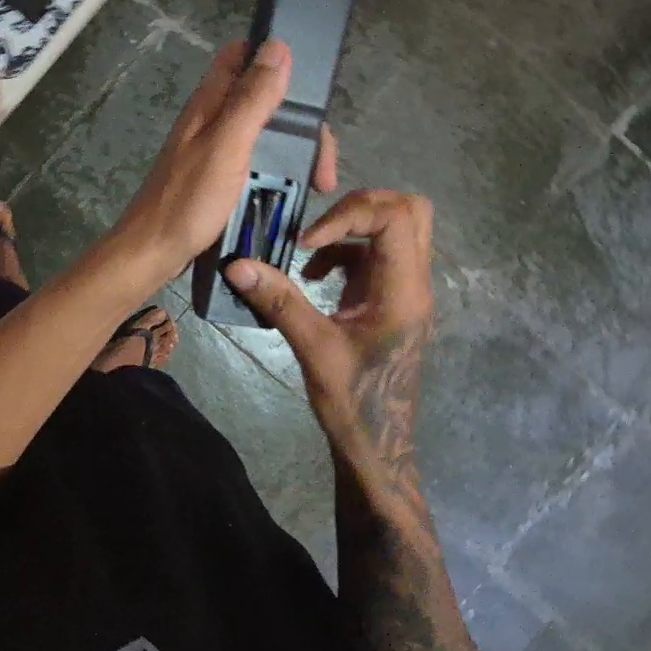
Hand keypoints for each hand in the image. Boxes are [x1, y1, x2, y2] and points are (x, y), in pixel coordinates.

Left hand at [109, 39, 338, 284]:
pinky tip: (293, 190)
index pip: (239, 56)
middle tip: (325, 162)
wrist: (154, 252)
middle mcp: (210, 120)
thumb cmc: (188, 201)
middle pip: (262, 99)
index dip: (272, 56)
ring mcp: (213, 150)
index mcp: (209, 104)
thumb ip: (252, 98)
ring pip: (263, 133)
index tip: (309, 82)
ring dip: (295, 149)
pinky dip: (279, 170)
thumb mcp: (227, 145)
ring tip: (319, 182)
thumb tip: (278, 47)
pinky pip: (256, 162)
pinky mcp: (217, 178)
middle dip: (299, 119)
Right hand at [223, 190, 433, 447]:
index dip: (350, 215)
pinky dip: (346, 252)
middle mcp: (413, 282)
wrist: (378, 444)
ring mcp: (404, 290)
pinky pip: (376, 255)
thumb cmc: (353, 401)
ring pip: (397, 230)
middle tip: (318, 227)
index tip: (307, 242)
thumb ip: (280, 302)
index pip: (396, 219)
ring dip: (352, 229)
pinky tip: (313, 278)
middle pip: (410, 212)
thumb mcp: (313, 350)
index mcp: (404, 291)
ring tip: (308, 252)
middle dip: (362, 206)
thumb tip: (237, 265)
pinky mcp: (389, 300)